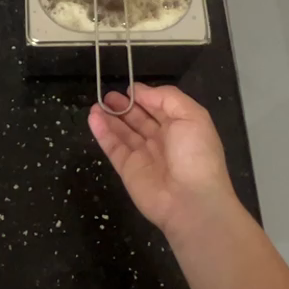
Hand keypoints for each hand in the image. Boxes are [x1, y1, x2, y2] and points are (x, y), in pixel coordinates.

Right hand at [88, 85, 239, 237]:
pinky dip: (102, 132)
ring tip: (97, 104)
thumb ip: (167, 97)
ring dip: (110, 117)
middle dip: (124, 106)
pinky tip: (93, 117)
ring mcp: (144, 156)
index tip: (128, 88)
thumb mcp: (192, 115)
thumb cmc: (196, 154)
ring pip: (123, 133)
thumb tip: (141, 91)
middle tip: (107, 95)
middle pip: (139, 119)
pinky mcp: (128, 170)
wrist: (191, 201)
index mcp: (181, 127)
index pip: (159, 107)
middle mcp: (162, 141)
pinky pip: (113, 148)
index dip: (144, 96)